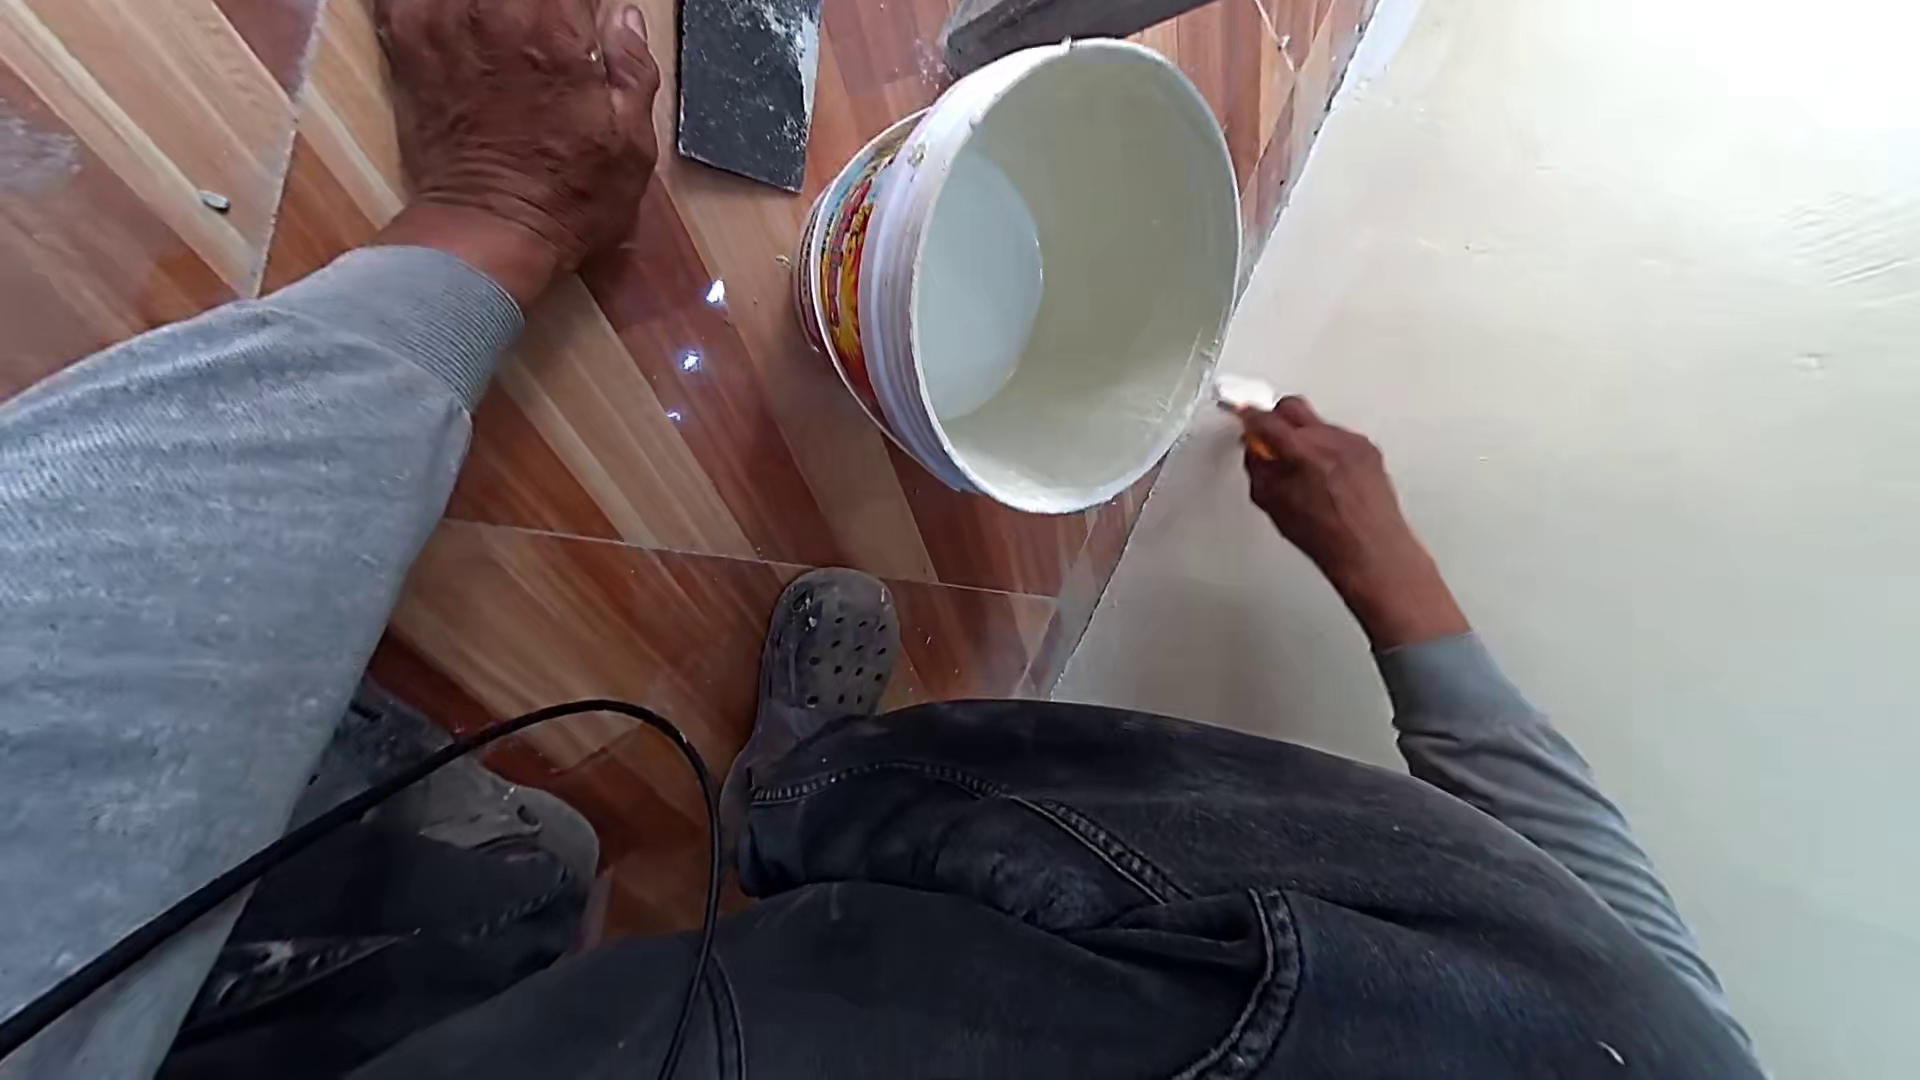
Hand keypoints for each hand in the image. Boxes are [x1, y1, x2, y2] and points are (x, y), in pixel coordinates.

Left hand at [371, 0, 660, 303]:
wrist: (497, 227)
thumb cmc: (577, 196)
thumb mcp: (633, 148)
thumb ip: (633, 73)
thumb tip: (626, 16)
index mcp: (558, 30)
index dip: (590, 7)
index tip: (595, 22)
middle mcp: (495, 6)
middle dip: (550, 6)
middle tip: (560, 28)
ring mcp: (442, 13)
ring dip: (502, 6)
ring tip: (518, 29)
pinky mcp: (406, 32)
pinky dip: (443, 4)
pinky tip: (468, 20)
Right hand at [1241, 397, 1469, 648]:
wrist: (1368, 549)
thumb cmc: (1325, 535)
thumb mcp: (1271, 501)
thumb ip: (1258, 468)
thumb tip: (1254, 452)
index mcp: (1301, 450)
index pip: (1265, 419)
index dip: (1248, 416)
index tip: (1241, 415)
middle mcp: (1330, 439)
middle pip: (1293, 407)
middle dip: (1274, 417)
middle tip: (1264, 434)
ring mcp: (1353, 443)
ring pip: (1316, 421)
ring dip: (1300, 435)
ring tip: (1294, 465)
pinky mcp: (1368, 450)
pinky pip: (1337, 436)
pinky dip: (1322, 447)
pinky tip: (1318, 472)